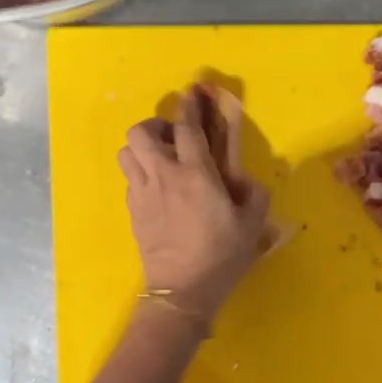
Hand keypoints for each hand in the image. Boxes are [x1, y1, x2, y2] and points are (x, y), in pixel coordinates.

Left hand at [118, 87, 270, 322]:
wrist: (182, 290)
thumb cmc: (221, 256)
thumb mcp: (252, 224)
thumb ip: (254, 194)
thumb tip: (245, 181)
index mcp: (196, 174)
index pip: (186, 127)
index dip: (189, 105)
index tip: (192, 92)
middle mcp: (164, 176)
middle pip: (141, 131)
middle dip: (155, 125)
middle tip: (174, 138)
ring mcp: (143, 193)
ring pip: (127, 152)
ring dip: (143, 148)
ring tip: (162, 160)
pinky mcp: (132, 211)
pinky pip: (130, 178)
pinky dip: (141, 174)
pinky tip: (159, 189)